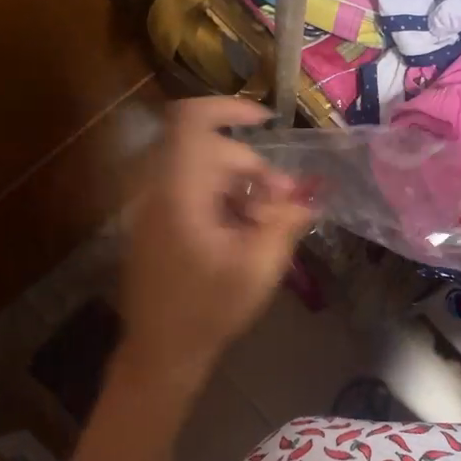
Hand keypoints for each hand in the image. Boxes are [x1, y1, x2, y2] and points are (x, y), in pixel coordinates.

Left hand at [119, 97, 313, 377]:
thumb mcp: (260, 267)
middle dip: (254, 170)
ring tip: (267, 227)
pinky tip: (244, 238)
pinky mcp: (156, 227)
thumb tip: (307, 195)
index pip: (193, 121)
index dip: (230, 107)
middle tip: (284, 205)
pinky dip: (224, 205)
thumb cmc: (209, 310)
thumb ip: (286, 222)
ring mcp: (153, 209)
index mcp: (180, 192)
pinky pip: (193, 196)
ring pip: (204, 175)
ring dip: (241, 190)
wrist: (161, 353)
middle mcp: (160, 190)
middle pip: (210, 152)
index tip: (268, 122)